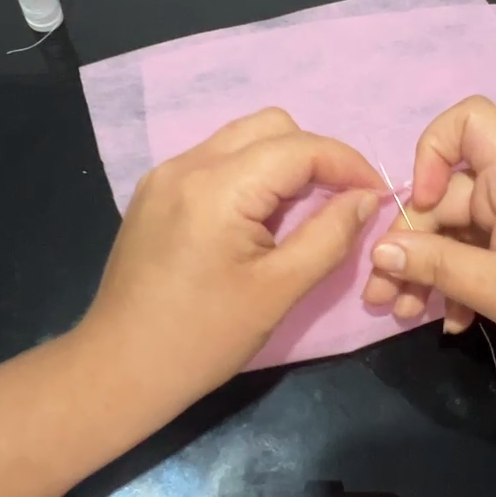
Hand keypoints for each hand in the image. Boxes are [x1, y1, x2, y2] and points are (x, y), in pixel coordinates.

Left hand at [76, 109, 381, 404]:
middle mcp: (188, 164)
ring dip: (283, 161)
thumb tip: (366, 198)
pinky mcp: (156, 191)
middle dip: (315, 155)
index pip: (300, 147)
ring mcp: (166, 174)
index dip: (348, 164)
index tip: (377, 194)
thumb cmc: (203, 338)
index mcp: (218, 187)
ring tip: (303, 209)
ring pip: (243, 137)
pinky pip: (217, 159)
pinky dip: (251, 173)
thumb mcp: (279, 290)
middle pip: (271, 126)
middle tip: (340, 200)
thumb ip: (330, 235)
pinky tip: (259, 216)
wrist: (118, 370)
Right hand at [360, 96, 495, 385]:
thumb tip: (379, 250)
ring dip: (431, 269)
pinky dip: (465, 280)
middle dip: (411, 242)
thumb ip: (436, 266)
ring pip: (464, 229)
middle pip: (451, 192)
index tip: (420, 207)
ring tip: (404, 314)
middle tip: (381, 296)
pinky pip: (488, 251)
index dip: (431, 153)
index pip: (469, 122)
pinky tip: (453, 322)